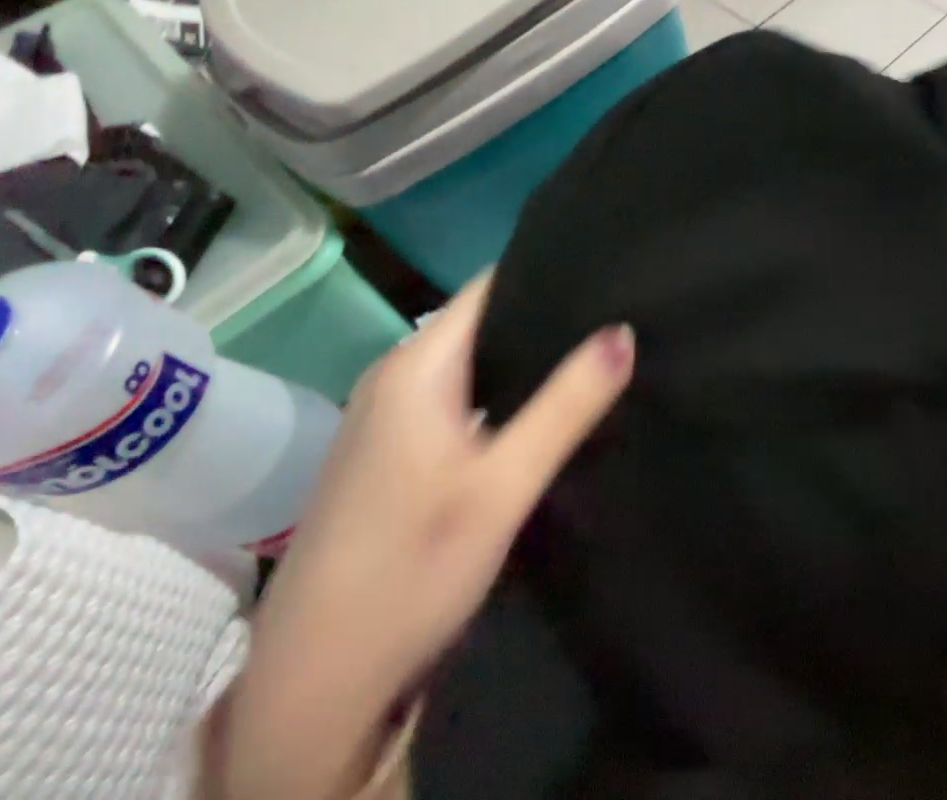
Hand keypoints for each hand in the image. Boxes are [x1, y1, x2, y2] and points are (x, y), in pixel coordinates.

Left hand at [215, 274, 633, 798]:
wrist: (322, 671)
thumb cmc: (413, 567)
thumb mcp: (505, 485)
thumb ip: (566, 406)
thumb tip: (622, 331)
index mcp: (416, 367)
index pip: (491, 288)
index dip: (551, 275)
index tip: (615, 274)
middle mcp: (395, 377)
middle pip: (484, 326)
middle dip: (550, 322)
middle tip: (625, 321)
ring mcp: (387, 418)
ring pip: (473, 368)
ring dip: (528, 365)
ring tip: (601, 361)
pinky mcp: (391, 455)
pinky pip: (459, 402)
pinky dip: (504, 400)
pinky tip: (546, 416)